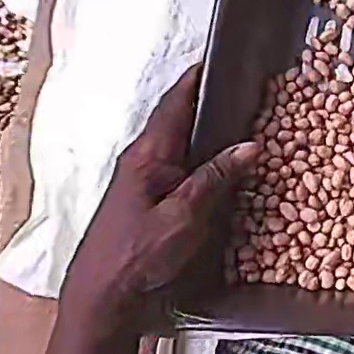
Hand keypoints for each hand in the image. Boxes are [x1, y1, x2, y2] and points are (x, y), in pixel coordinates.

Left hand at [57, 64, 260, 328]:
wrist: (103, 295)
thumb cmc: (139, 253)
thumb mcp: (184, 216)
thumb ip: (215, 178)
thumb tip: (250, 145)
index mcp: (149, 154)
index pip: (176, 103)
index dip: (197, 79)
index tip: (219, 59)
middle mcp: (145, 159)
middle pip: (179, 119)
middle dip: (207, 101)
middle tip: (243, 91)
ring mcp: (145, 178)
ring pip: (181, 142)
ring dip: (206, 129)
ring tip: (240, 121)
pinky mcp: (149, 197)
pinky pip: (181, 164)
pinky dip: (203, 155)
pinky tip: (222, 164)